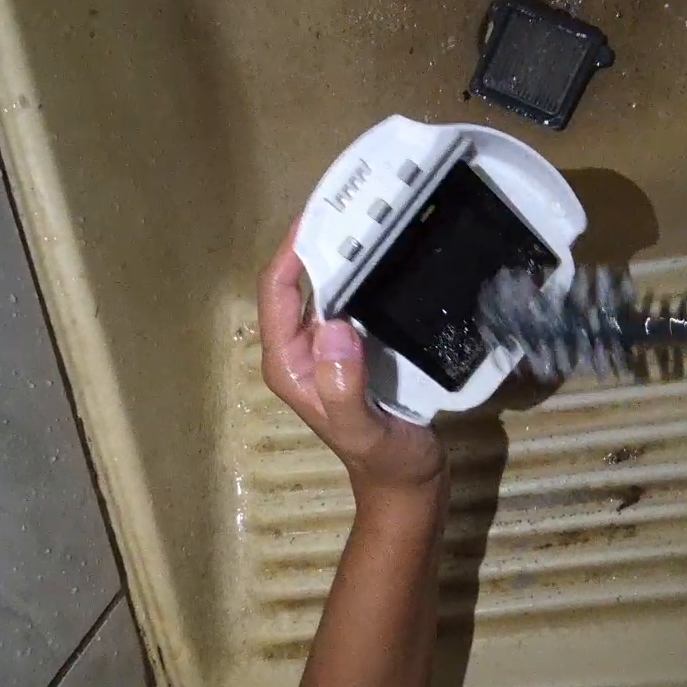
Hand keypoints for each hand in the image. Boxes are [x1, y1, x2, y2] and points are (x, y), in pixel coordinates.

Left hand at [258, 222, 446, 502]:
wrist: (410, 483)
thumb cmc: (386, 462)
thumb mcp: (365, 432)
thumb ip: (343, 388)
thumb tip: (335, 326)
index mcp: (290, 364)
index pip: (277, 292)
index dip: (292, 250)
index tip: (324, 213)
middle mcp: (302, 349)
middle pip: (297, 283)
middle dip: (319, 242)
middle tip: (357, 204)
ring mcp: (328, 348)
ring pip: (326, 288)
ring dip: (344, 254)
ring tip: (375, 218)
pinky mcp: (354, 348)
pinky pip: (352, 300)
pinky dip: (365, 275)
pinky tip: (391, 257)